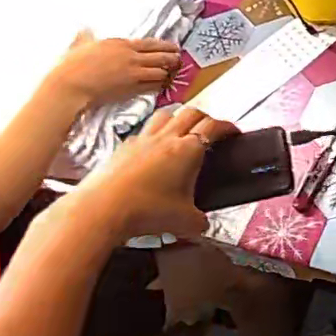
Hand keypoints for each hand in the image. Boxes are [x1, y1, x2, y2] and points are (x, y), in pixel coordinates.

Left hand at [41, 107, 236, 243]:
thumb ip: (200, 220)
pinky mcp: (124, 147)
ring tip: (183, 127)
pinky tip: (154, 147)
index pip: (213, 126)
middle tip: (212, 128)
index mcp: (188, 150)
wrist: (102, 209)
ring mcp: (143, 139)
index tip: (233, 131)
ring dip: (179, 116)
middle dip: (206, 117)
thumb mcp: (186, 222)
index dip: (227, 126)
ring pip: (166, 114)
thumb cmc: (146, 211)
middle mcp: (166, 138)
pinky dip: (155, 132)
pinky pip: (144, 130)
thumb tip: (202, 223)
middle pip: (191, 112)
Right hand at [46, 36, 182, 107]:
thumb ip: (87, 37)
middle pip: (161, 56)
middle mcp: (131, 57)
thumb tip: (84, 30)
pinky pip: (154, 86)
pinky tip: (164, 85)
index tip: (173, 47)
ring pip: (161, 71)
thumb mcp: (81, 44)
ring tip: (174, 74)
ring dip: (169, 73)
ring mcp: (134, 73)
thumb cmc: (72, 64)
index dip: (165, 46)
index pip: (150, 43)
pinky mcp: (133, 88)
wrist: (71, 84)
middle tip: (180, 60)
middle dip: (173, 58)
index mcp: (121, 44)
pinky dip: (161, 85)